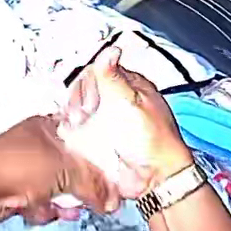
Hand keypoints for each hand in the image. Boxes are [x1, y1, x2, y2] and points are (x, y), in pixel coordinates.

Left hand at [0, 115, 118, 224]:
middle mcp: (35, 143)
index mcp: (47, 126)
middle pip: (70, 164)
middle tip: (95, 198)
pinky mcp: (15, 189)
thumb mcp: (65, 169)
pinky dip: (46, 208)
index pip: (81, 135)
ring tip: (69, 209)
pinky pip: (41, 200)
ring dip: (64, 200)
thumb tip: (113, 200)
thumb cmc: (19, 165)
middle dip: (81, 184)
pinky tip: (46, 212)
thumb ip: (93, 184)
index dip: (97, 153)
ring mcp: (24, 166)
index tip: (110, 172)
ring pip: (56, 185)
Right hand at [59, 47, 193, 199]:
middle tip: (81, 113)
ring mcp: (110, 121)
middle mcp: (119, 102)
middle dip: (79, 99)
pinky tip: (75, 134)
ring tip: (78, 124)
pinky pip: (81, 130)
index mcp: (131, 87)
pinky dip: (74, 130)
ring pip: (81, 108)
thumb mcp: (130, 103)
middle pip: (87, 88)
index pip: (100, 70)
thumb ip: (114, 77)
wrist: (155, 180)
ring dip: (75, 114)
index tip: (86, 96)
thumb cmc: (153, 142)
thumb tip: (110, 51)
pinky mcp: (102, 140)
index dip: (88, 81)